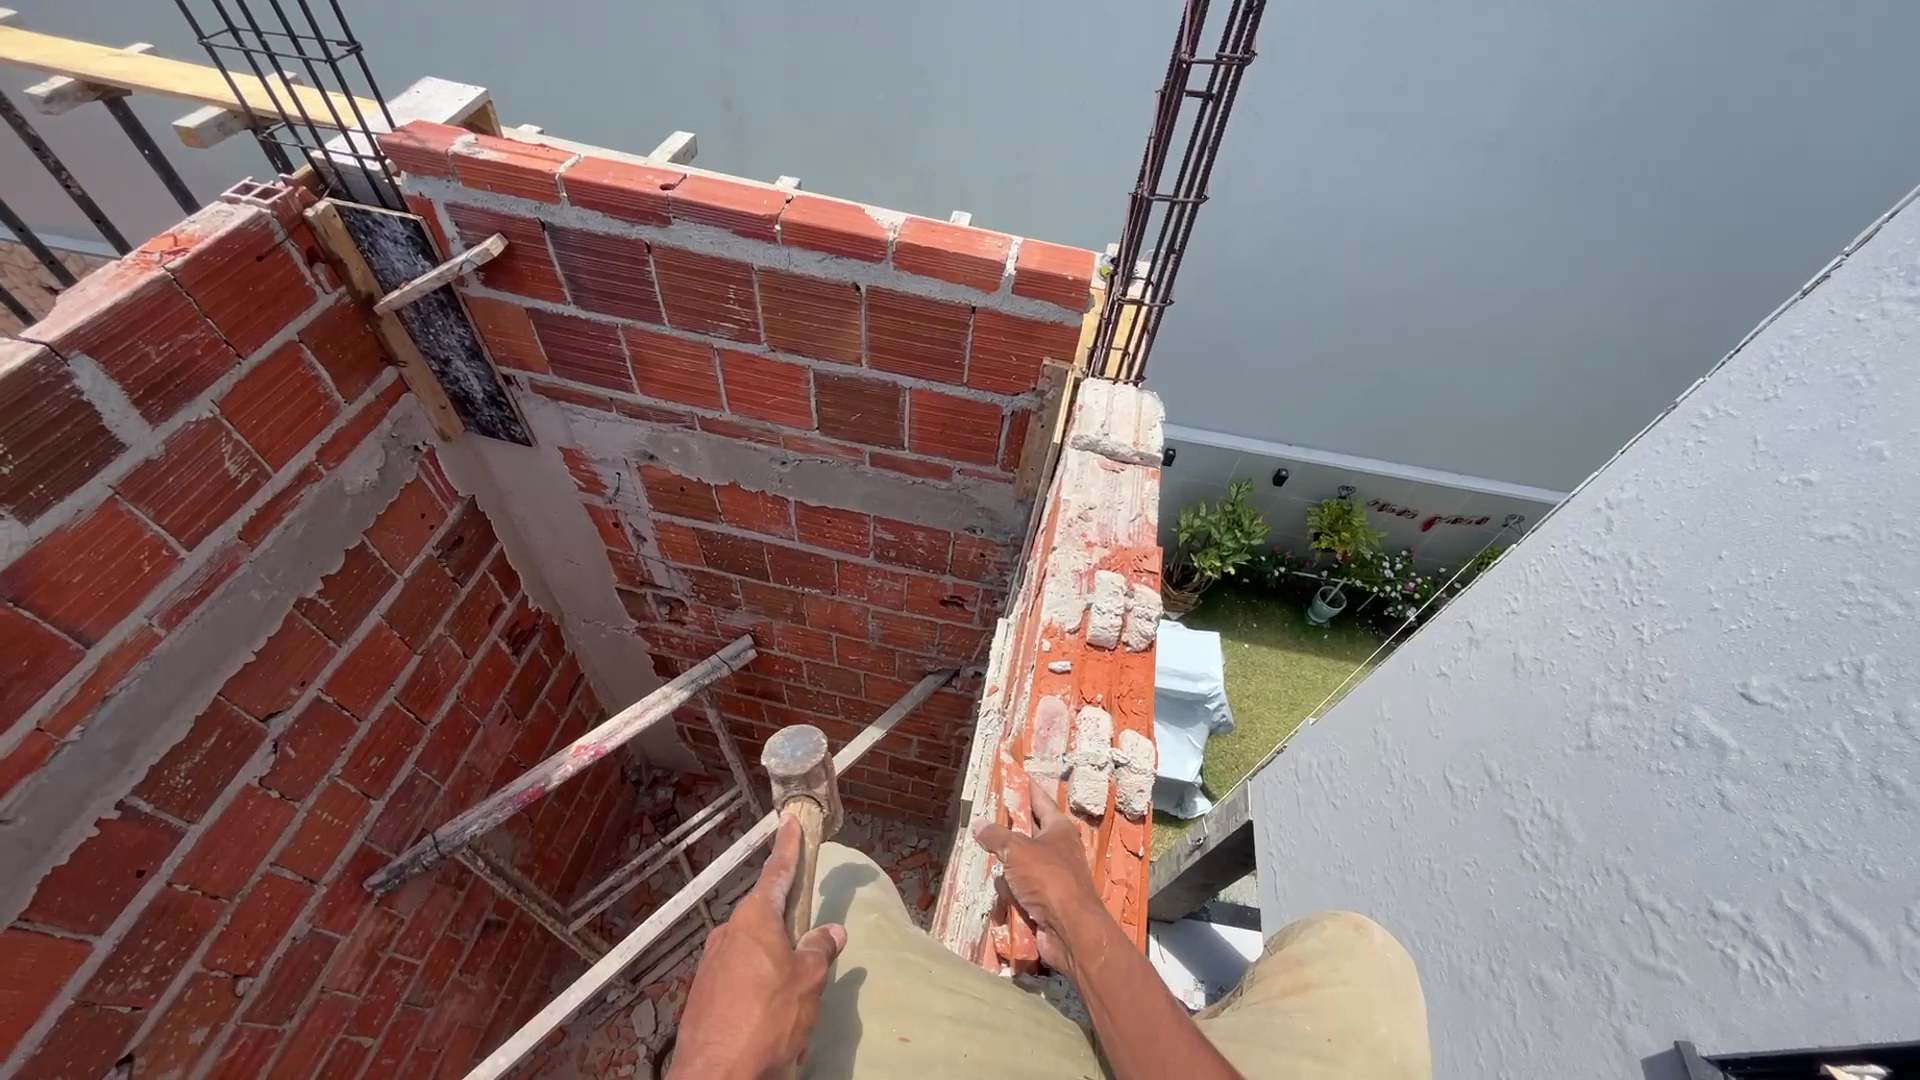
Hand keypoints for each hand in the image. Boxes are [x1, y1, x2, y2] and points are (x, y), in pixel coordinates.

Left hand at [670, 815, 846, 1078]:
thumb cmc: (768, 1017)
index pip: (777, 871)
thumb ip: (820, 950)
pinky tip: (769, 1011)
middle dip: (787, 922)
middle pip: (765, 914)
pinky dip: (757, 984)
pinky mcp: (703, 992)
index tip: (789, 821)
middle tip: (807, 939)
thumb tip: (831, 931)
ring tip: (792, 992)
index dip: (788, 845)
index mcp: (755, 917)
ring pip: (752, 948)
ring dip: (773, 959)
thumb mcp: (808, 981)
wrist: (714, 1077)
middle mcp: (729, 931)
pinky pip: (738, 975)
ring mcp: (712, 962)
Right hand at [975, 774, 1106, 975]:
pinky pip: (1020, 891)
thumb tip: (979, 824)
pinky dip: (1010, 896)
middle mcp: (1058, 849)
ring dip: (1005, 873)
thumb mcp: (1017, 850)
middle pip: (1026, 834)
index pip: (1039, 800)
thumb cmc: (1048, 878)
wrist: (1070, 931)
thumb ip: (996, 835)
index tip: (1012, 776)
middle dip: (1005, 835)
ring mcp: (1052, 877)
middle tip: (983, 825)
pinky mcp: (1045, 902)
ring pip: (1019, 866)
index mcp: (1059, 828)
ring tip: (991, 870)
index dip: (1025, 788)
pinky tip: (1002, 901)